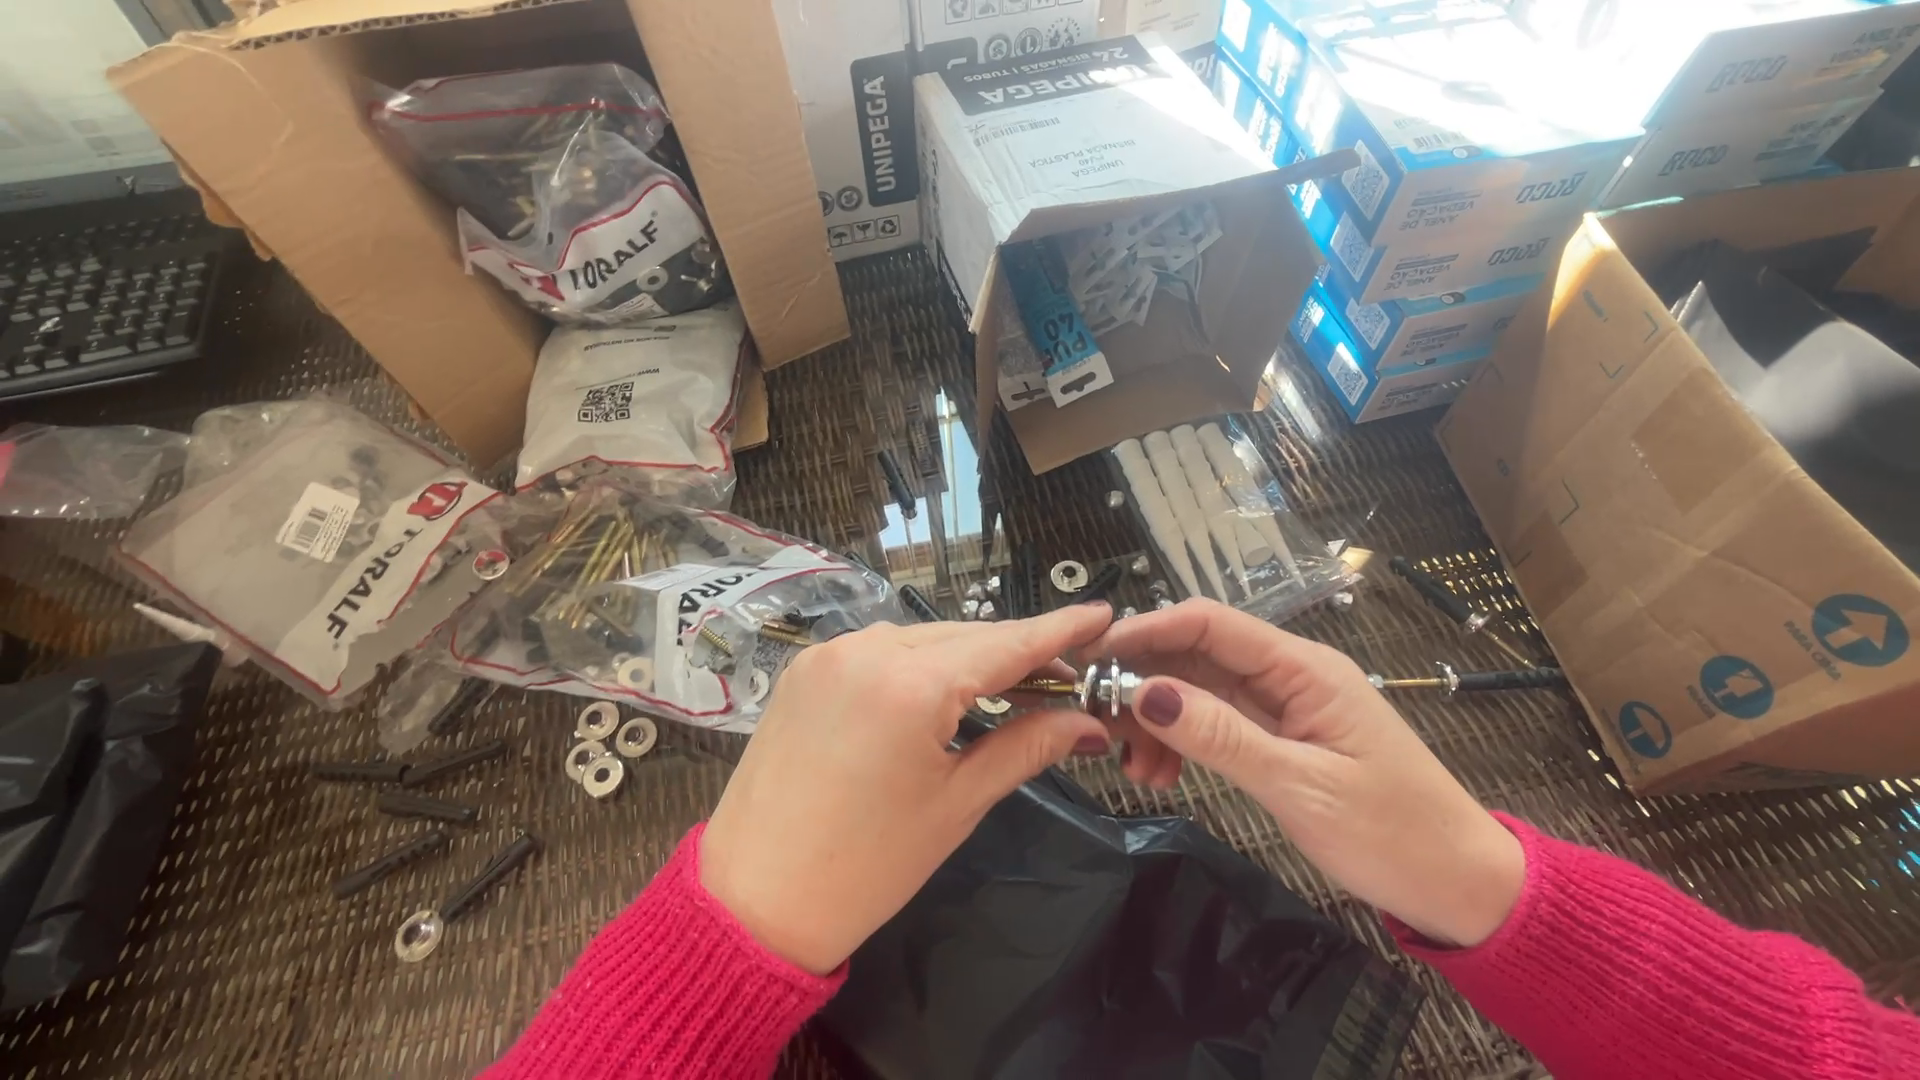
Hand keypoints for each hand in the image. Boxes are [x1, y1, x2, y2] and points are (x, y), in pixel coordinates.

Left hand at [700, 604, 1115, 973]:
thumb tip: (1087, 722)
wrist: (753, 902)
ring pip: (923, 639)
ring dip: (970, 658)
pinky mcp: (806, 669)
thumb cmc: (866, 866)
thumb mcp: (958, 804)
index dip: (1059, 630)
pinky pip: (882, 651)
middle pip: (965, 637)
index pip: (1005, 644)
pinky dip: (923, 663)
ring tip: (1014, 688)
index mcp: (909, 683)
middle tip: (1068, 678)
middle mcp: (867, 648)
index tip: (1101, 613)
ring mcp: (829, 653)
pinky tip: (946, 690)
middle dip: (1018, 652)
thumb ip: (1026, 747)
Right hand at [1089, 599, 1523, 947]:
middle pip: (1195, 654)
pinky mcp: (1275, 736)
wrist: (1458, 885)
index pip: (1210, 623)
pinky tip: (1160, 774)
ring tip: (1135, 769)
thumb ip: (1220, 736)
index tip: (1094, 656)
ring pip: (1195, 690)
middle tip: (1100, 722)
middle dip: (1143, 681)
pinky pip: (1210, 723)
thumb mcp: (1301, 785)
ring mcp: (1279, 705)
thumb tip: (1144, 691)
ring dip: (1156, 720)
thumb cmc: (1393, 833)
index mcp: (1303, 668)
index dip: (1147, 630)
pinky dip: (1178, 743)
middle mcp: (1286, 675)